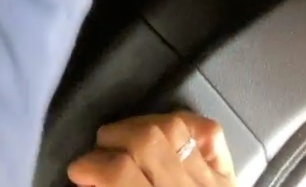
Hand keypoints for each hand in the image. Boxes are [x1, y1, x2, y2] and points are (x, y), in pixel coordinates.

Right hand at [68, 112, 237, 185]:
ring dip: (141, 125)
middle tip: (97, 153)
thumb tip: (86, 182)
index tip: (77, 171)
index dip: (92, 166)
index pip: (122, 173)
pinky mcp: (229, 176)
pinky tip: (165, 133)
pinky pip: (208, 132)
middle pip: (147, 141)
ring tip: (124, 137)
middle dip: (113, 138)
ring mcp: (214, 183)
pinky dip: (186, 124)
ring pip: (174, 129)